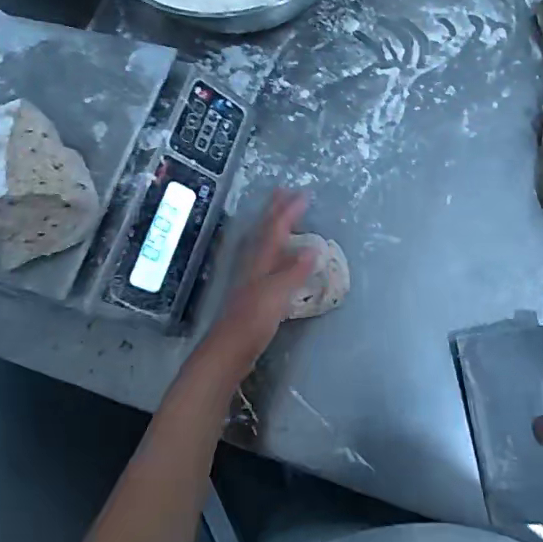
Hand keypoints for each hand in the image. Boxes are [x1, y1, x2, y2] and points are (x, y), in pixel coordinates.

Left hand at [197, 189, 315, 373]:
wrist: (229, 350)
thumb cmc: (253, 321)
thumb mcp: (277, 294)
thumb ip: (295, 271)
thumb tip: (313, 248)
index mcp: (261, 262)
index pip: (276, 230)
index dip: (289, 211)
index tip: (303, 193)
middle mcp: (254, 265)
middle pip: (264, 232)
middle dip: (275, 211)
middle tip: (284, 191)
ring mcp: (252, 278)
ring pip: (263, 244)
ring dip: (273, 226)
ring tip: (281, 215)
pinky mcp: (254, 293)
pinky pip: (267, 259)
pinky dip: (275, 249)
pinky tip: (280, 256)